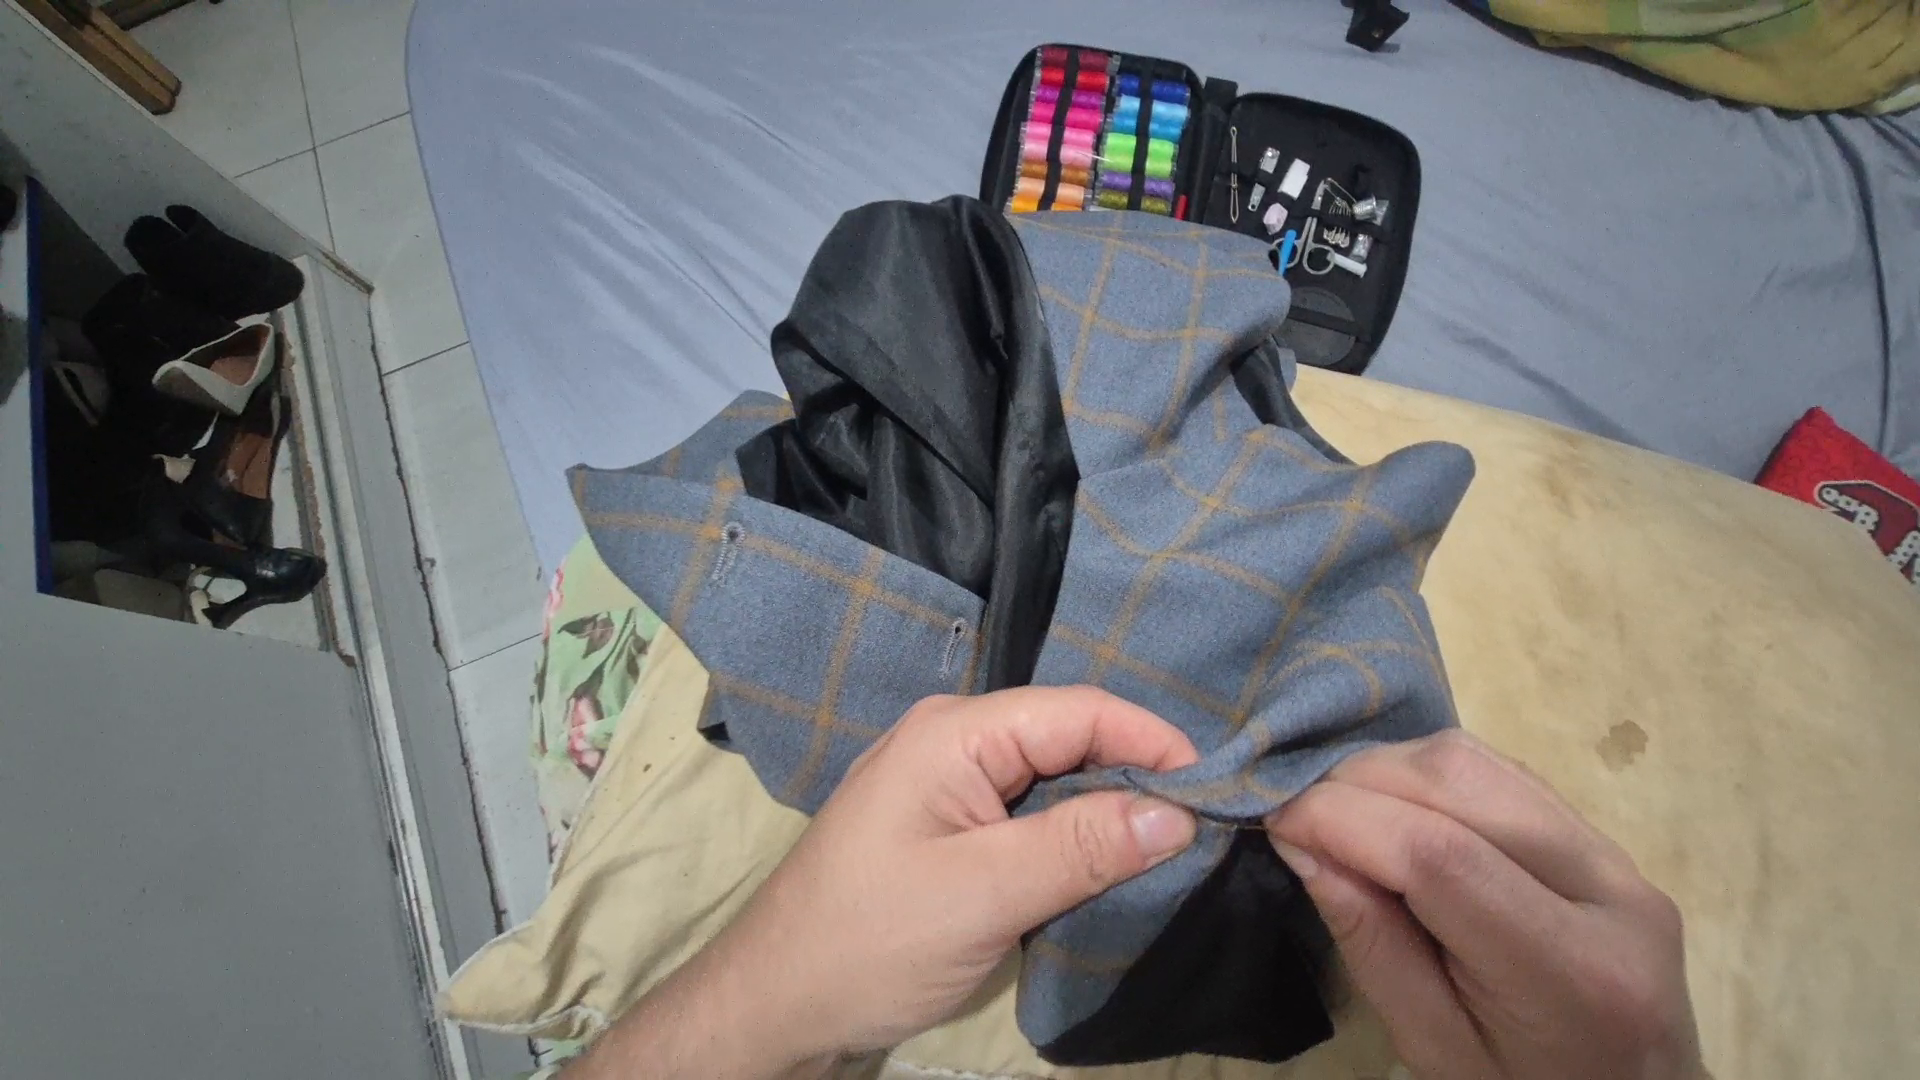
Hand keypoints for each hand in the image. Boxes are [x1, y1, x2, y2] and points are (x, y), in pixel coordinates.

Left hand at [566, 686, 1199, 1079]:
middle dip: (1134, 771)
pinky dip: (1071, 826)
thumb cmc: (870, 938)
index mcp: (956, 729)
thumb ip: (1080, 845)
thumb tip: (1177, 812)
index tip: (1218, 789)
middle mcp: (955, 735)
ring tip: (1170, 840)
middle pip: (1066, 735)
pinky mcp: (949, 817)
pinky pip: (1026, 805)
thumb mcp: (984, 894)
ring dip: (1106, 802)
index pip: (1076, 711)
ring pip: (1050, 772)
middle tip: (1205, 823)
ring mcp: (949, 776)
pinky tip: (1104, 853)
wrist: (777, 1000)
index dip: (1151, 741)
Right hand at [1267, 730, 1703, 1079]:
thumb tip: (1296, 839)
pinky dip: (1415, 769)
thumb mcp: (1428, 1041)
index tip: (1274, 823)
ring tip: (1342, 813)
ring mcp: (1611, 850)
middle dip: (1349, 783)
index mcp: (1575, 974)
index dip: (1337, 819)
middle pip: (1453, 784)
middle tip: (1299, 818)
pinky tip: (1393, 807)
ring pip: (1467, 759)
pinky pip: (1487, 764)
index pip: (1437, 855)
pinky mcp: (1594, 828)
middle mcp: (1610, 891)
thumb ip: (1367, 939)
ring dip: (1380, 769)